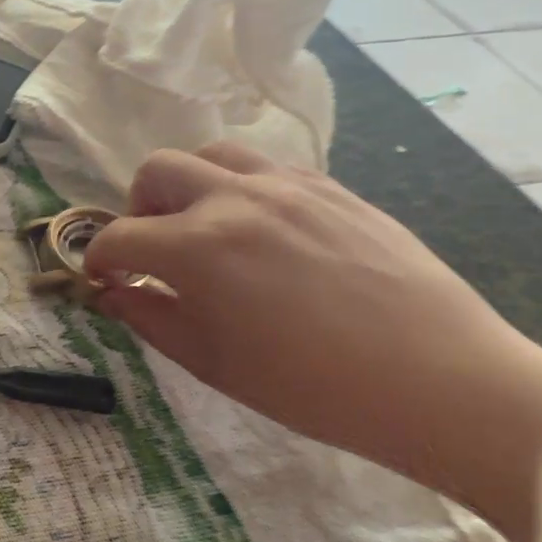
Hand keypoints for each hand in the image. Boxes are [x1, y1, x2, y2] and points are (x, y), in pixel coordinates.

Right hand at [85, 143, 541, 541]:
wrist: (443, 385)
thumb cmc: (313, 387)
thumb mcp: (211, 362)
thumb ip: (148, 317)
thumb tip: (112, 292)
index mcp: (197, 246)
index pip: (118, 237)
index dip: (97, 259)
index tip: (101, 279)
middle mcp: (234, 200)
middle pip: (157, 171)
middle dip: (139, 208)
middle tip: (154, 249)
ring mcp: (289, 187)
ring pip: (212, 154)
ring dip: (189, 185)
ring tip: (205, 227)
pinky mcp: (334, 190)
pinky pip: (267, 168)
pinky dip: (242, 189)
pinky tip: (263, 232)